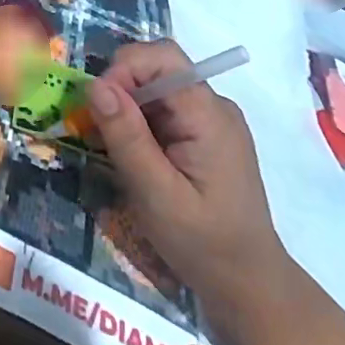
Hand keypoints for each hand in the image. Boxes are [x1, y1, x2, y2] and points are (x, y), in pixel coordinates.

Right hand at [86, 41, 280, 291]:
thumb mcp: (156, 194)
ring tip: (108, 145)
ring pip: (156, 88)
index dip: (123, 68)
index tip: (96, 104)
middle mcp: (213, 105)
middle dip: (119, 87)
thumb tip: (94, 85)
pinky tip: (130, 154)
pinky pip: (163, 109)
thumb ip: (126, 137)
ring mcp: (210, 119)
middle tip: (95, 125)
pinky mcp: (203, 134)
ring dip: (126, 107)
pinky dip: (138, 122)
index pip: (162, 58)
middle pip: (157, 68)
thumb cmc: (203, 242)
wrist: (249, 286)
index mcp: (209, 113)